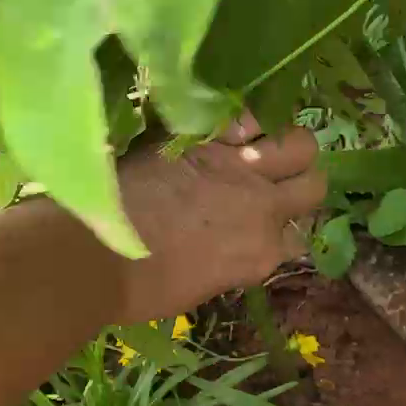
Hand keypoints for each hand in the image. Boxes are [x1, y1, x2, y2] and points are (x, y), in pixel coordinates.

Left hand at [111, 113, 323, 320]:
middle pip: (315, 184)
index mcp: (264, 254)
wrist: (91, 256)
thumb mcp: (207, 284)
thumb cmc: (142, 288)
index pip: (300, 236)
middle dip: (300, 180)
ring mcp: (240, 169)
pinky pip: (248, 118)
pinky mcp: (206, 139)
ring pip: (299, 144)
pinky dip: (246, 121)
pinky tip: (230, 129)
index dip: (285, 228)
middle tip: (274, 179)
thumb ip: (236, 256)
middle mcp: (265, 209)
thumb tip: (237, 240)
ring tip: (260, 146)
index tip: (267, 226)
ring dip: (285, 145)